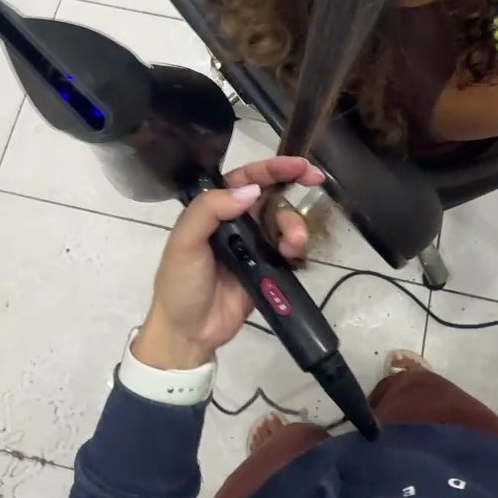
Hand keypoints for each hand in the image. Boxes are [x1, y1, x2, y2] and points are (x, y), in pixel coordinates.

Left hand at [132, 157, 325, 369]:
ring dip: (295, 225)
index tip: (299, 164)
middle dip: (294, 187)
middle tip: (316, 180)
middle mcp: (237, 222)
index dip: (272, 168)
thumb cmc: (180, 282)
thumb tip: (252, 190)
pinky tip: (293, 255)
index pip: (246, 179)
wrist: (189, 332)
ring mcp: (254, 246)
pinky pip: (289, 250)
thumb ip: (211, 209)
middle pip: (272, 196)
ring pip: (284, 222)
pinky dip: (296, 248)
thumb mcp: (185, 241)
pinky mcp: (268, 269)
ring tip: (294, 243)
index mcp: (215, 209)